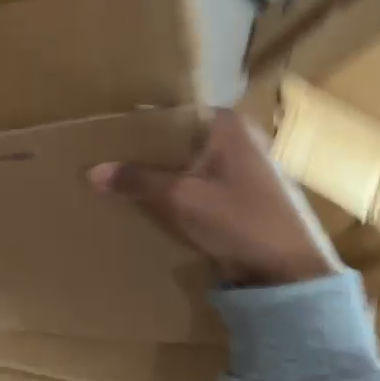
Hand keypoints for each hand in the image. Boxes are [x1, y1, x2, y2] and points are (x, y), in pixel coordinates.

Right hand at [87, 108, 342, 287]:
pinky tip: (143, 200)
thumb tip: (91, 171)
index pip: (175, 113)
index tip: (105, 133)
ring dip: (155, 174)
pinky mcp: (236, 195)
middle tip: (101, 156)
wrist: (288, 267)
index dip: (140, 123)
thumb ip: (137, 181)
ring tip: (114, 178)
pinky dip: (170, 191)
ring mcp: (238, 168)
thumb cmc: (242, 219)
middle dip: (142, 151)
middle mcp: (237, 139)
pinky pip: (192, 184)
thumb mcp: (182, 197)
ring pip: (183, 163)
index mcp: (229, 126)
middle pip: (177, 139)